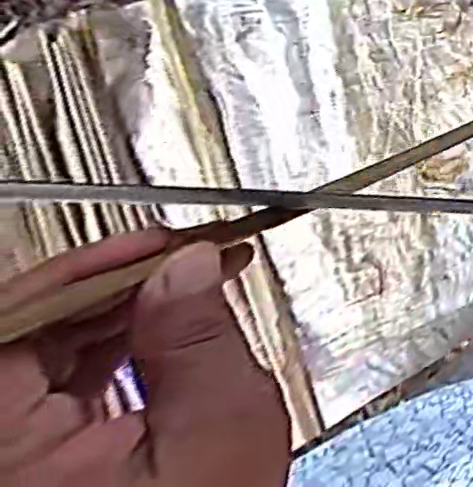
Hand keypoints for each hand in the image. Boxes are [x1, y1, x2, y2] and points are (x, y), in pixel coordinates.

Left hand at [0, 231, 289, 485]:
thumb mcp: (222, 416)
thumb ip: (199, 336)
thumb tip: (190, 263)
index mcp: (7, 455)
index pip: (7, 334)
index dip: (80, 275)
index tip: (159, 242)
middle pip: (17, 339)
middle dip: (111, 284)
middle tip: (190, 252)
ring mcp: (1, 458)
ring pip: (31, 355)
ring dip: (114, 307)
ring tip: (191, 277)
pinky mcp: (21, 458)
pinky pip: (45, 380)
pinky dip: (106, 339)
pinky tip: (163, 318)